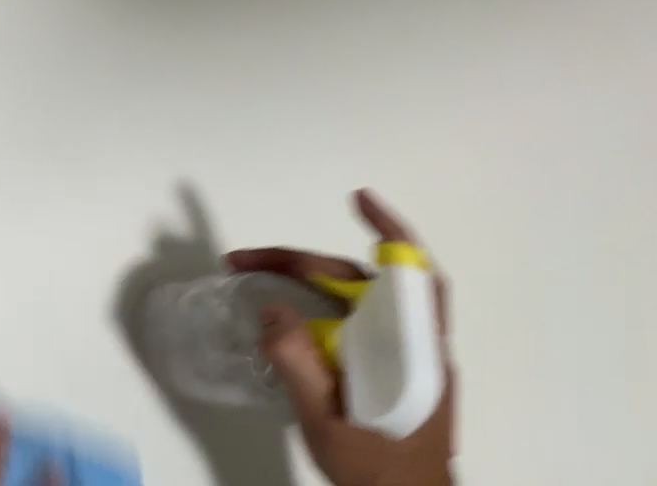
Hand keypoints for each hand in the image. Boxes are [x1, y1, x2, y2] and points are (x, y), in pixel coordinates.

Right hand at [225, 190, 453, 485]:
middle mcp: (413, 348)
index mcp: (413, 356)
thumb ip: (300, 366)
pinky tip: (283, 303)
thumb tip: (272, 307)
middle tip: (244, 260)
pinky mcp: (386, 369)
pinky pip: (350, 315)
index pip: (413, 281)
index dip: (392, 234)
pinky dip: (312, 297)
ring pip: (352, 295)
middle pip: (363, 281)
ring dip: (301, 276)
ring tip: (248, 272)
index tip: (358, 199)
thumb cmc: (376, 472)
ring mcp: (400, 358)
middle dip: (301, 260)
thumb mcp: (328, 423)